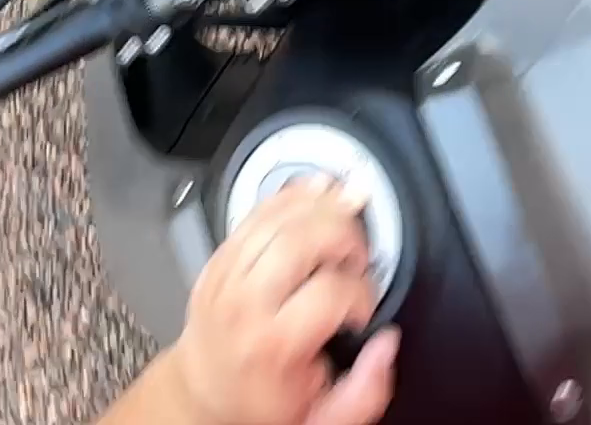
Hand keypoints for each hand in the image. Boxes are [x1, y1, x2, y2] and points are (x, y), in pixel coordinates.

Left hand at [171, 178, 399, 424]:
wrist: (205, 390)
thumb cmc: (260, 401)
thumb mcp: (318, 419)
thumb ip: (364, 390)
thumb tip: (386, 343)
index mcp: (274, 344)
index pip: (329, 292)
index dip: (362, 290)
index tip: (366, 300)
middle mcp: (247, 300)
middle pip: (300, 240)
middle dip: (344, 232)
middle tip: (359, 249)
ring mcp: (229, 271)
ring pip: (277, 216)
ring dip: (321, 203)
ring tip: (348, 204)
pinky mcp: (221, 253)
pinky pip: (257, 210)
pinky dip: (291, 193)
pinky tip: (316, 189)